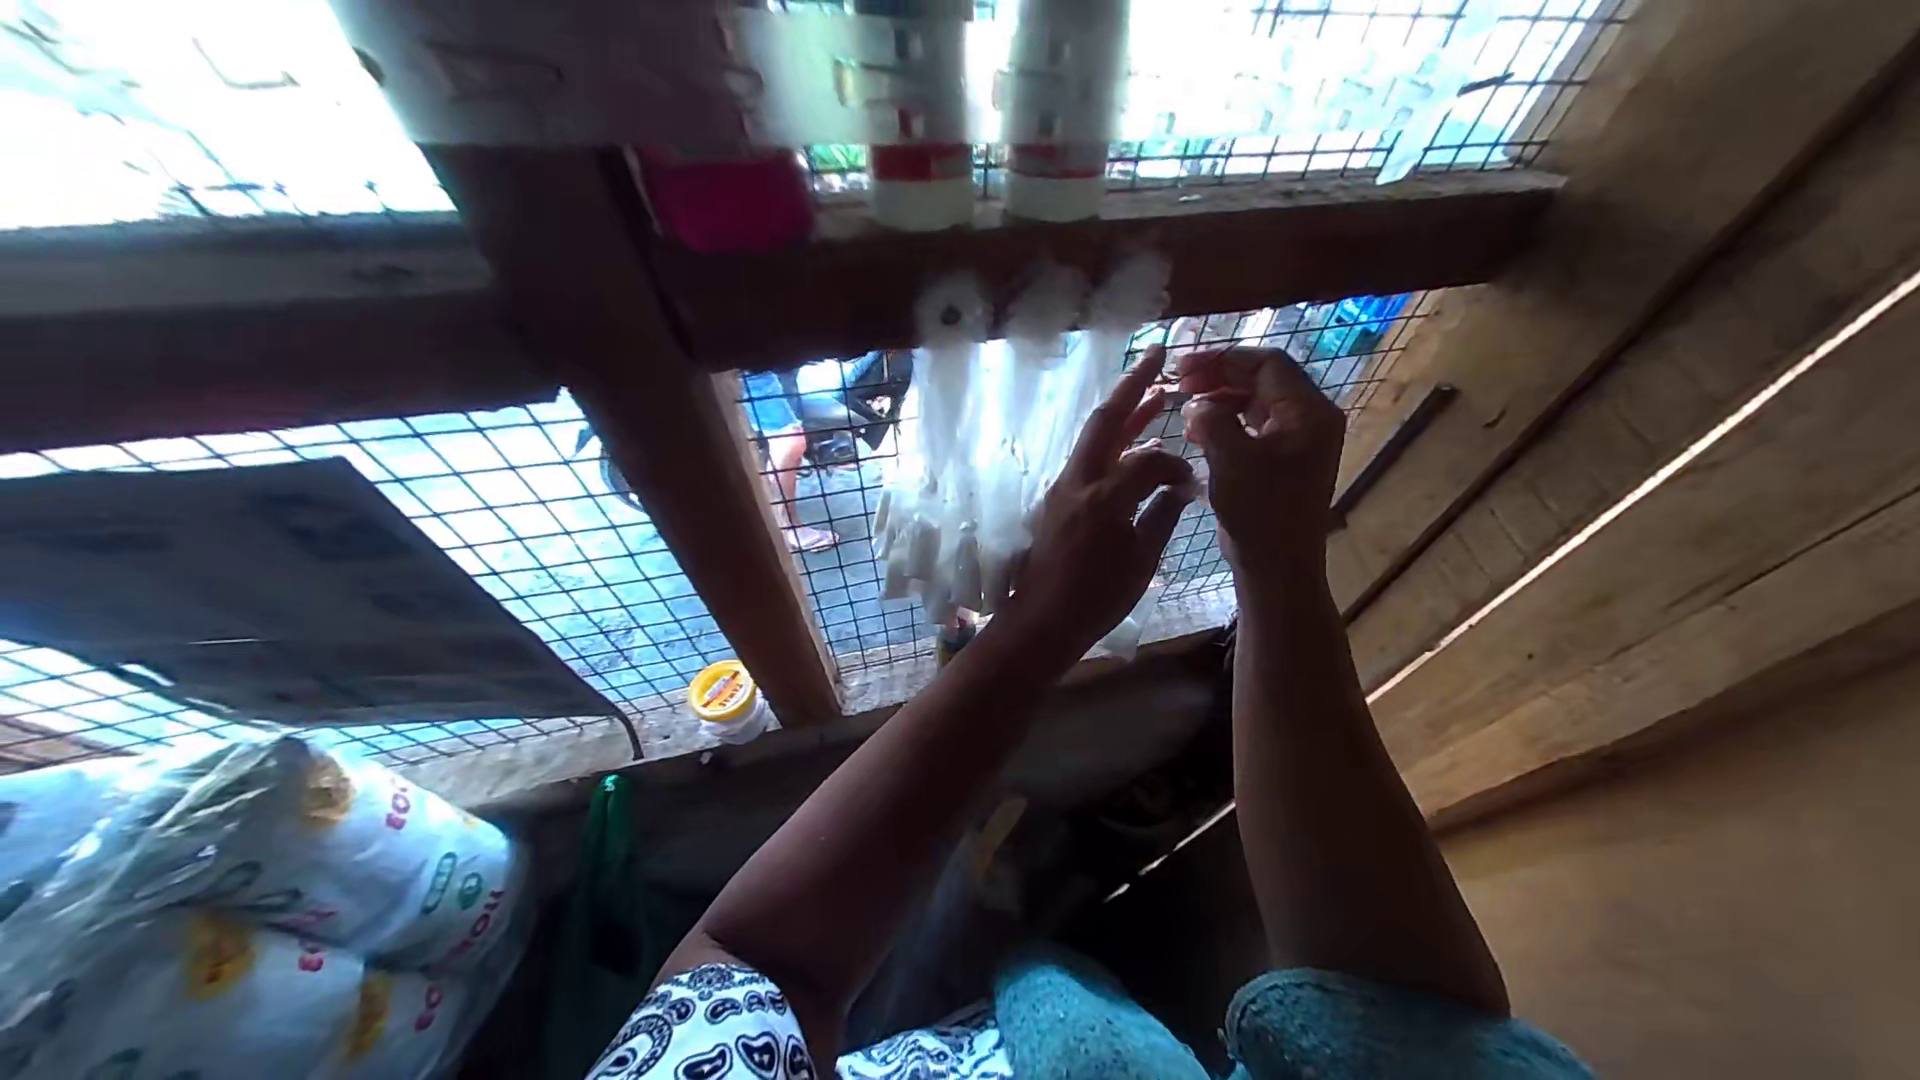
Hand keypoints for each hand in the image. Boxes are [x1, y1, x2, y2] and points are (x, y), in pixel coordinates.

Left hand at [999, 346, 1195, 656]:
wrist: (1042, 620)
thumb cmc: (1095, 599)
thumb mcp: (1140, 561)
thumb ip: (1163, 516)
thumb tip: (1185, 486)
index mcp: (1102, 500)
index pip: (1149, 462)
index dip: (1177, 467)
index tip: (1194, 483)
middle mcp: (1077, 483)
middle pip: (1106, 420)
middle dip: (1134, 385)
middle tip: (1159, 355)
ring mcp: (1063, 488)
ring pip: (1094, 436)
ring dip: (1123, 411)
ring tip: (1154, 390)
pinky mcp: (1058, 497)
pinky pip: (1088, 458)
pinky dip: (1112, 442)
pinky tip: (1132, 441)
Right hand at [1177, 347, 1344, 572]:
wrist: (1276, 566)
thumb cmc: (1260, 512)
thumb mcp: (1232, 460)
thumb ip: (1212, 420)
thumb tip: (1195, 404)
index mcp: (1309, 412)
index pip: (1267, 363)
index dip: (1223, 359)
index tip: (1183, 366)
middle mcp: (1308, 419)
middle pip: (1262, 379)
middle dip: (1218, 377)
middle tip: (1179, 383)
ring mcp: (1295, 440)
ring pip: (1254, 402)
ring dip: (1218, 399)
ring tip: (1184, 409)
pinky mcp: (1279, 460)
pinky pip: (1251, 426)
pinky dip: (1223, 422)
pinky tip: (1197, 432)